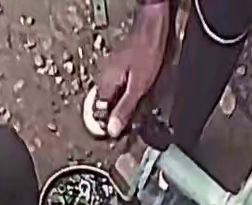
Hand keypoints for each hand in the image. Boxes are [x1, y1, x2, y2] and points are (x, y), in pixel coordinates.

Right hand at [92, 2, 167, 137]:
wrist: (152, 26)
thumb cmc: (147, 52)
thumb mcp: (138, 88)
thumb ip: (124, 109)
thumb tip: (112, 130)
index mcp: (105, 84)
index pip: (99, 114)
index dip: (109, 125)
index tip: (119, 131)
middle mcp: (103, 78)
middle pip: (105, 107)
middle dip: (115, 116)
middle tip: (129, 121)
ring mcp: (109, 72)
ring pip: (111, 98)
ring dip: (120, 106)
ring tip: (134, 108)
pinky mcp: (117, 68)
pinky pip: (117, 88)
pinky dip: (124, 95)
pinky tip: (135, 95)